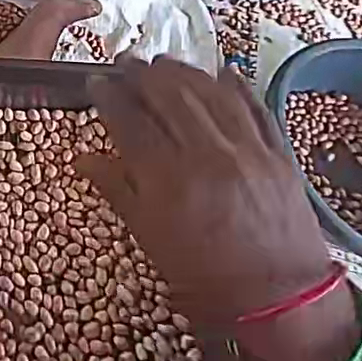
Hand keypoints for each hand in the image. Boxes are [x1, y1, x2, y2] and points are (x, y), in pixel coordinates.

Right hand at [74, 57, 330, 323]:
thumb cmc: (200, 272)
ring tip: (164, 62)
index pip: (130, 122)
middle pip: (170, 97)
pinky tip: (222, 72)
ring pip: (211, 94)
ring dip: (184, 72)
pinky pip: (256, 109)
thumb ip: (116, 188)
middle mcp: (206, 155)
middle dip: (143, 74)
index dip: (109, 97)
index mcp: (167, 178)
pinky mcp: (279, 154)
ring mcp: (248, 151)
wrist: (278, 298)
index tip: (96, 82)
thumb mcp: (147, 235)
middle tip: (126, 61)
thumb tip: (82, 158)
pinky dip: (237, 87)